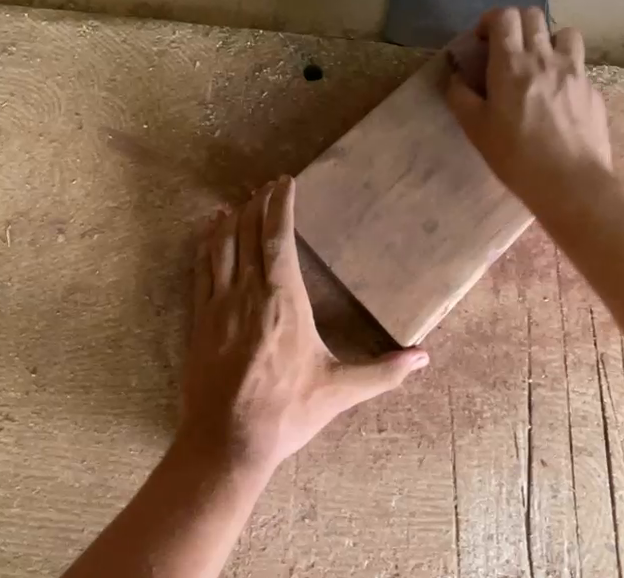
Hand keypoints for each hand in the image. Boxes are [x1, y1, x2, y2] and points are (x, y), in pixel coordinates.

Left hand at [179, 176, 428, 474]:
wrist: (227, 441)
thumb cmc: (287, 412)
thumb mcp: (340, 391)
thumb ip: (383, 372)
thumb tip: (424, 359)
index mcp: (284, 300)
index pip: (279, 238)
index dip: (280, 206)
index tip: (285, 182)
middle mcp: (248, 293)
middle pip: (248, 233)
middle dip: (257, 204)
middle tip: (266, 186)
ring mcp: (218, 305)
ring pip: (221, 247)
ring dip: (230, 220)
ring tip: (237, 203)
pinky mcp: (198, 321)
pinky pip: (200, 271)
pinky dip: (205, 246)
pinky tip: (209, 235)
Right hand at [445, 7, 613, 209]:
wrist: (572, 183)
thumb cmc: (516, 156)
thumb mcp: (475, 128)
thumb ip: (460, 96)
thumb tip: (456, 77)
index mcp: (511, 63)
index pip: (504, 16)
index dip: (491, 20)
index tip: (484, 39)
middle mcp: (545, 58)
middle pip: (533, 15)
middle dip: (517, 24)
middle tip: (507, 48)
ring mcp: (575, 72)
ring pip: (565, 32)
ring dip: (549, 39)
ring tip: (540, 62)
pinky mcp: (593, 91)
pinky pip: (580, 66)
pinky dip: (567, 71)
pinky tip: (559, 97)